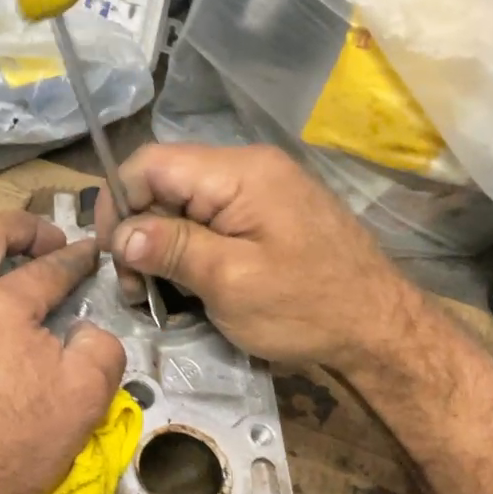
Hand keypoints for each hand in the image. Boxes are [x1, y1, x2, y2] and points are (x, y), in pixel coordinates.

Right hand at [95, 144, 424, 370]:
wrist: (380, 330)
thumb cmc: (307, 308)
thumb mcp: (231, 282)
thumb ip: (173, 249)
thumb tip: (120, 235)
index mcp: (239, 173)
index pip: (150, 163)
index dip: (118, 203)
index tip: (112, 256)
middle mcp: (247, 168)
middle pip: (164, 183)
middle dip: (138, 231)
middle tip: (136, 288)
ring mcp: (258, 190)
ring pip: (181, 204)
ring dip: (160, 246)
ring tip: (159, 292)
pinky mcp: (264, 214)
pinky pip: (207, 219)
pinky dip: (188, 250)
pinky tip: (189, 284)